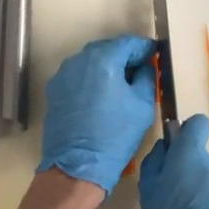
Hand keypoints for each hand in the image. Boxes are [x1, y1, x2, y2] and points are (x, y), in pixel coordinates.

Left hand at [38, 35, 157, 193]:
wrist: (78, 165)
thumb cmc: (116, 134)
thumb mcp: (143, 105)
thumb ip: (146, 77)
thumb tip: (145, 66)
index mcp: (103, 59)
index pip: (128, 43)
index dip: (144, 48)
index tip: (154, 55)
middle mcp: (78, 60)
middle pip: (106, 49)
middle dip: (124, 57)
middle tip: (139, 70)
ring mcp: (63, 75)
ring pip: (89, 62)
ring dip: (106, 68)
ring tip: (120, 85)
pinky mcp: (54, 91)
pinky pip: (77, 77)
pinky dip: (90, 80)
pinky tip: (100, 97)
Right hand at [137, 114, 208, 208]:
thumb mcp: (149, 196)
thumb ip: (154, 165)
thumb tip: (164, 148)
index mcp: (190, 157)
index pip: (196, 124)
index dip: (185, 133)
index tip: (173, 151)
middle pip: (197, 160)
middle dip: (184, 175)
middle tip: (169, 201)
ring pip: (206, 182)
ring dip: (195, 197)